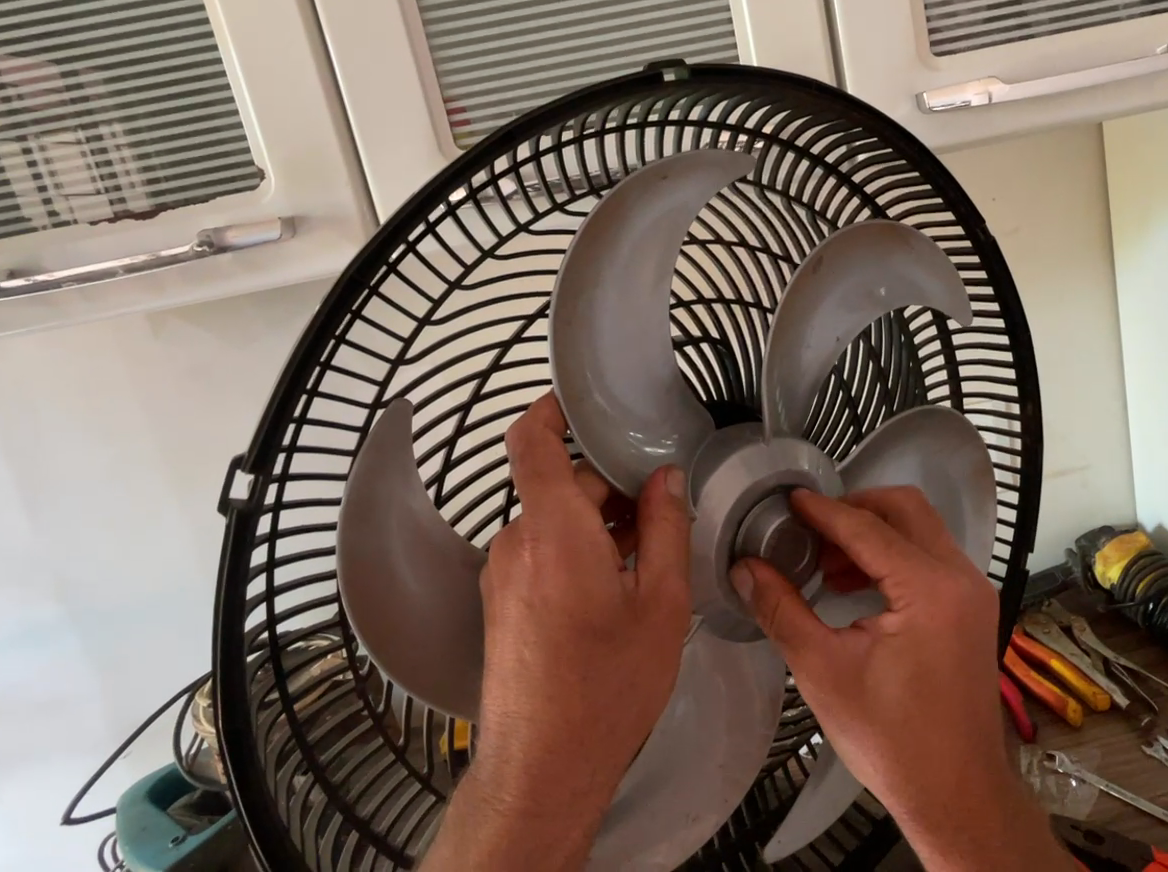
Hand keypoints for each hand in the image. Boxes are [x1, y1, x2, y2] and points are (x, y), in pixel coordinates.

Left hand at [423, 394, 692, 870]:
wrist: (544, 765)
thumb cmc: (605, 690)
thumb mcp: (661, 603)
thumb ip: (666, 528)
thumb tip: (666, 481)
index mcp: (555, 531)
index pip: (531, 441)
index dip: (550, 408)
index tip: (582, 402)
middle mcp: (518, 543)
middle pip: (560, 483)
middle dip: (609, 487)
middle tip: (659, 510)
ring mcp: (504, 574)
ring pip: (553, 520)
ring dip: (596, 523)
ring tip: (645, 558)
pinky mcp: (501, 600)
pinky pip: (540, 550)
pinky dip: (577, 550)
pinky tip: (615, 586)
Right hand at [730, 487, 1063, 870]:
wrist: (957, 796)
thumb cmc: (892, 739)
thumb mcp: (823, 671)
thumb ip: (781, 610)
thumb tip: (745, 569)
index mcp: (929, 589)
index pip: (867, 528)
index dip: (822, 511)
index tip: (787, 500)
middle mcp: (960, 578)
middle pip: (905, 509)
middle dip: (854, 510)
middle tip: (809, 530)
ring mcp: (973, 593)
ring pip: (920, 530)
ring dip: (872, 534)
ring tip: (824, 564)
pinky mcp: (972, 610)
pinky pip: (930, 558)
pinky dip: (892, 556)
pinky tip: (853, 585)